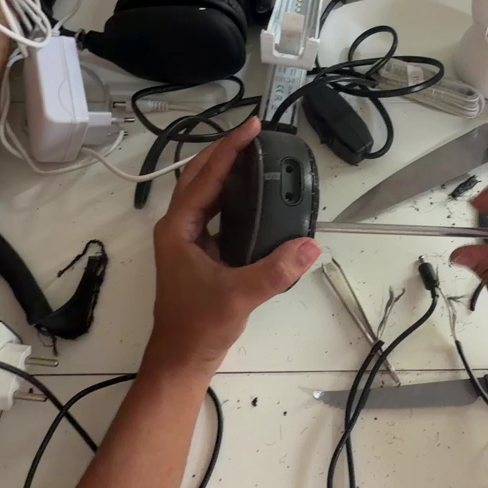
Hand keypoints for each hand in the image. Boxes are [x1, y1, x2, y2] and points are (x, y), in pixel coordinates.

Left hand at [141, 117, 320, 378]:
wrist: (181, 360)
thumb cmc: (199, 326)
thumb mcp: (240, 296)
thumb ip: (276, 270)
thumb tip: (310, 246)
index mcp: (179, 228)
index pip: (206, 176)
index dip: (230, 148)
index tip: (252, 127)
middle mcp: (178, 227)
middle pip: (198, 175)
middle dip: (224, 151)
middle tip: (254, 134)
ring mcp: (185, 239)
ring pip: (202, 191)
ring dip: (224, 170)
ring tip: (253, 155)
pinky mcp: (196, 251)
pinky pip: (212, 210)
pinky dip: (229, 194)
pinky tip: (251, 196)